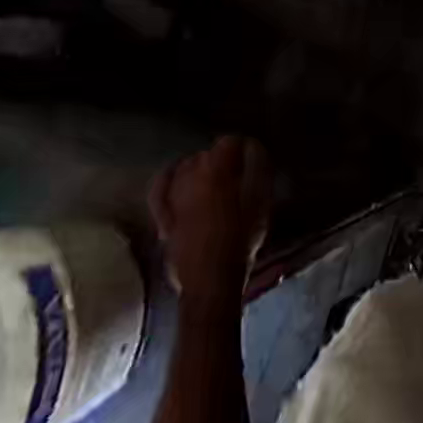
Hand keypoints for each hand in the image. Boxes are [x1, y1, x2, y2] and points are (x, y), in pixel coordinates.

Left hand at [149, 136, 273, 300]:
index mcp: (218, 169)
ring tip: (213, 177)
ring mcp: (172, 196)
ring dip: (200, 168)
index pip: (229, 141)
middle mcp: (191, 176)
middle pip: (207, 153)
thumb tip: (254, 150)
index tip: (253, 154)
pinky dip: (169, 178)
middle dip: (222, 158)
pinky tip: (176, 176)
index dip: (243, 146)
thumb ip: (259, 171)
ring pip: (185, 168)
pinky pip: (161, 187)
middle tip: (238, 170)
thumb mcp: (261, 201)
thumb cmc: (242, 239)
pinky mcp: (161, 215)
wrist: (210, 280)